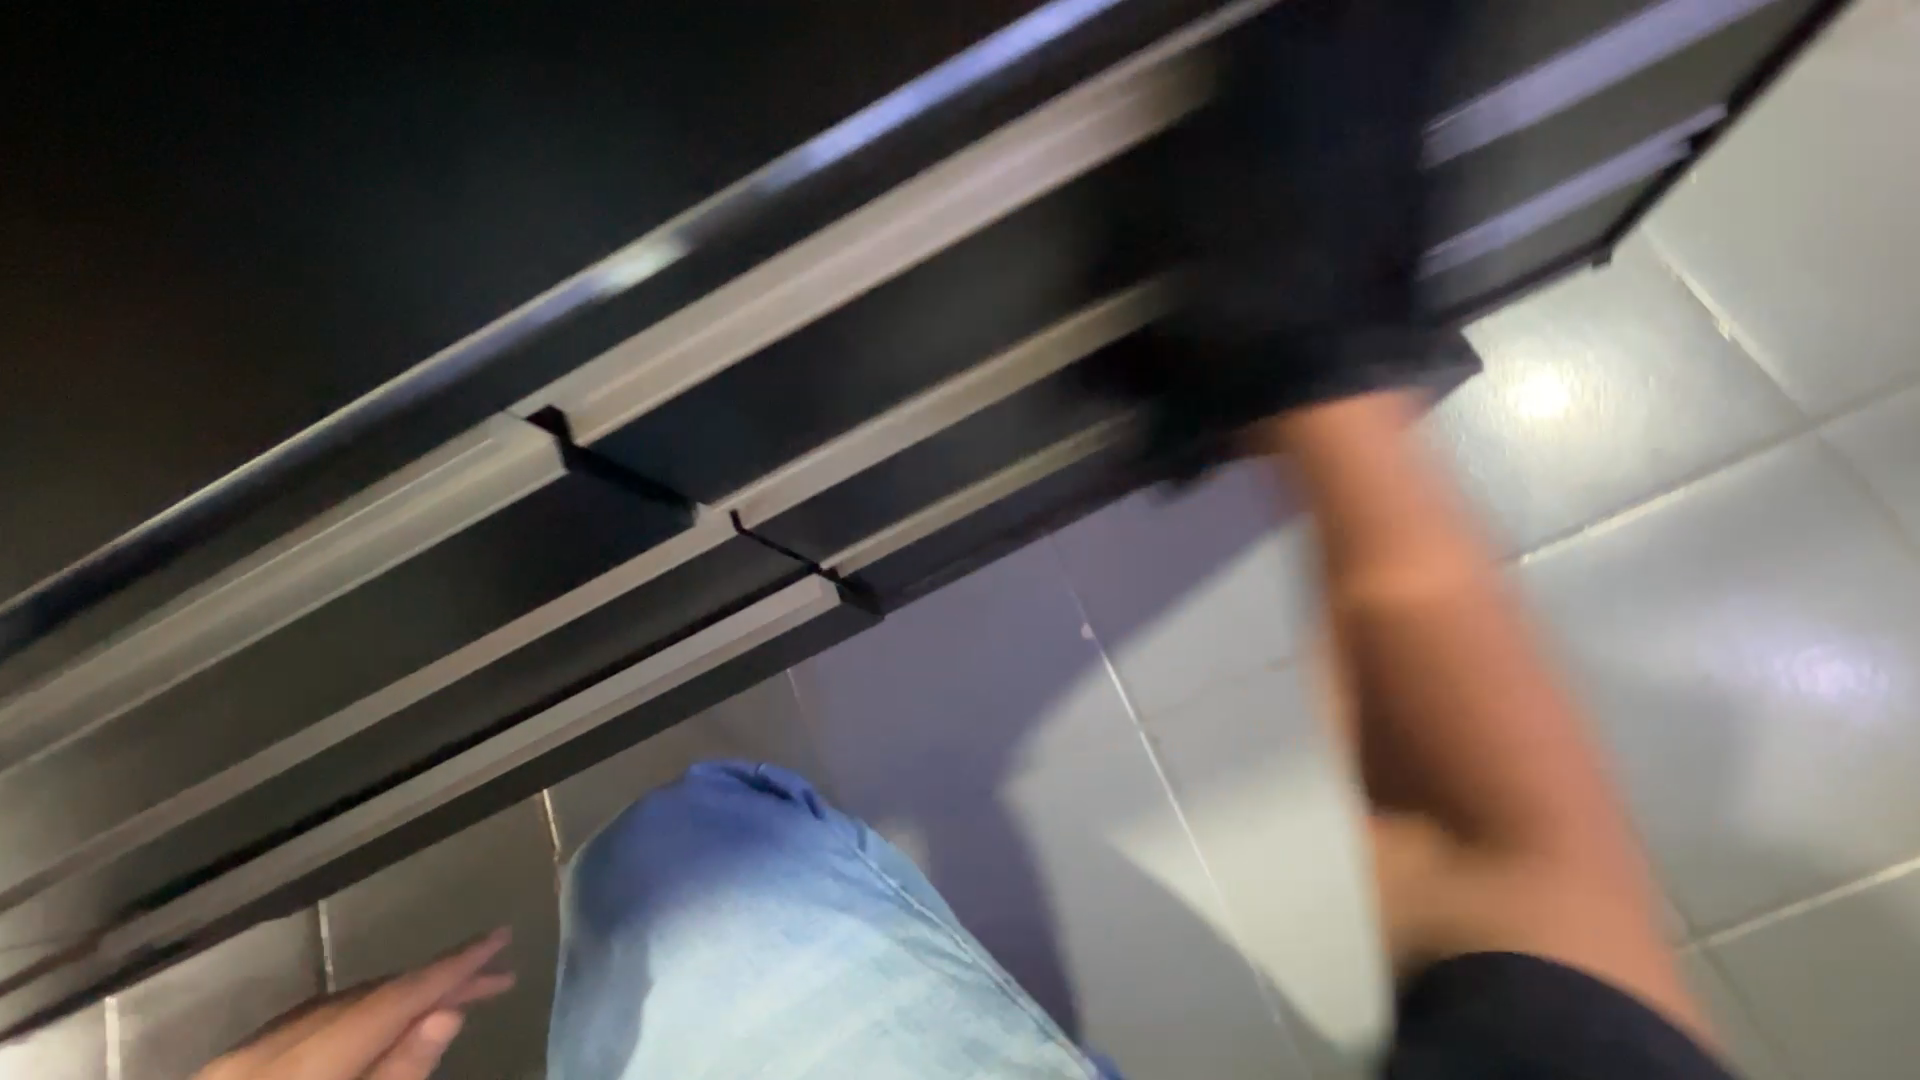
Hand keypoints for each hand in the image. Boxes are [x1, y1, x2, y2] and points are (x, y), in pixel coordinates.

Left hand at [194, 928, 515, 1079]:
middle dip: (436, 981)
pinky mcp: (227, 1072)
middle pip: (366, 999)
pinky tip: (386, 1020)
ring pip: (337, 1007)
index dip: (452, 967)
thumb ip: (395, 1076)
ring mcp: (235, 1062)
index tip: (501, 937)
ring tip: (456, 994)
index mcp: (298, 1070)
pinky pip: (308, 1024)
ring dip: (401, 995)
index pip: (390, 1001)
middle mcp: (262, 1053)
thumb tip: (449, 1011)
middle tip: (499, 976)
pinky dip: (359, 1014)